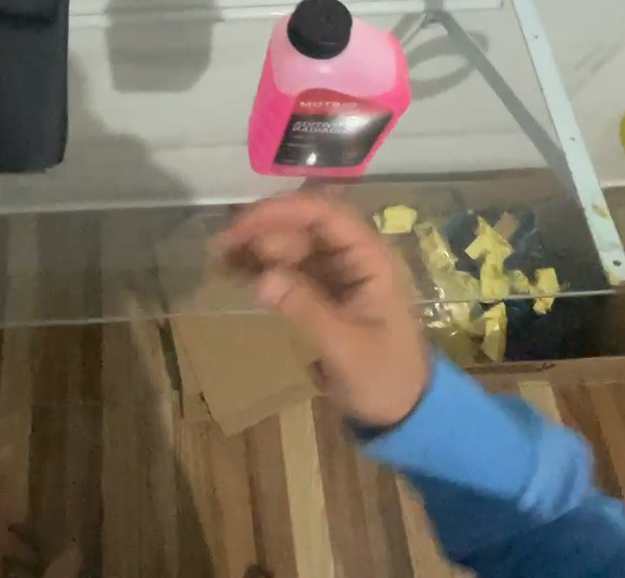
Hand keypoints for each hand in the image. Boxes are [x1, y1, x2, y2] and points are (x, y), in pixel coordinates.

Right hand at [215, 191, 430, 427]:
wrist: (404, 412)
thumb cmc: (385, 378)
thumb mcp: (348, 349)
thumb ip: (307, 311)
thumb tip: (263, 280)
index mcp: (370, 258)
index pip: (326, 214)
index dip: (285, 211)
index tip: (245, 222)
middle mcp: (352, 254)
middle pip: (303, 224)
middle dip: (263, 229)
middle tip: (223, 246)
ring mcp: (335, 270)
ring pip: (290, 243)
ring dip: (257, 246)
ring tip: (221, 258)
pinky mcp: (320, 288)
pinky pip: (287, 267)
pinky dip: (261, 266)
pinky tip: (234, 272)